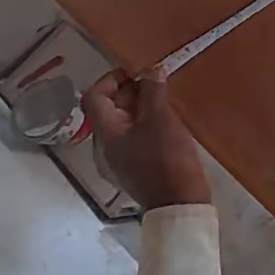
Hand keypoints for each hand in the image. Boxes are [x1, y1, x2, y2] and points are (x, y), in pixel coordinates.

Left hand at [82, 68, 211, 209]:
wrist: (180, 203)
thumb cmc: (166, 158)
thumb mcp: (160, 119)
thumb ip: (153, 92)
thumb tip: (151, 71)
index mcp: (107, 132)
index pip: (94, 97)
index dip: (110, 79)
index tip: (135, 72)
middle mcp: (108, 144)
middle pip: (110, 108)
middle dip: (131, 90)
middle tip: (156, 81)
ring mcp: (123, 157)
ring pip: (125, 121)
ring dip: (142, 105)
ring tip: (165, 97)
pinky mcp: (138, 165)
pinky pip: (137, 135)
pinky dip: (148, 122)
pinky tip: (169, 119)